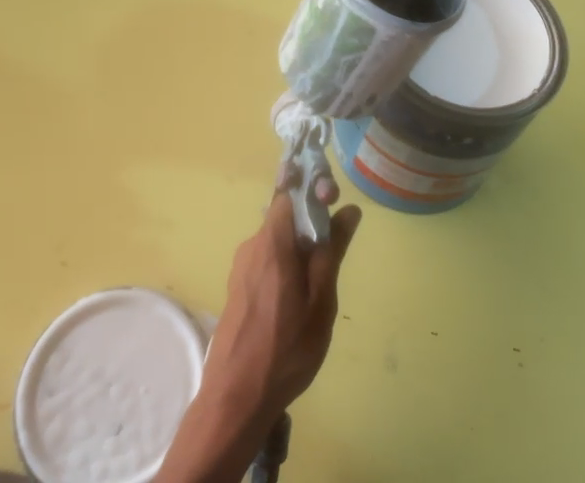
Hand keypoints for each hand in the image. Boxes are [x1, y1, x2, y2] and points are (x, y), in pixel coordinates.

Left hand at [201, 191, 360, 421]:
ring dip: (301, 249)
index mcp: (272, 243)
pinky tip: (299, 299)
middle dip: (313, 223)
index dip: (312, 188)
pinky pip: (268, 262)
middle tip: (336, 250)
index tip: (334, 199)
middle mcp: (252, 247)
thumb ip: (332, 251)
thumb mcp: (322, 299)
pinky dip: (288, 267)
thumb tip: (347, 209)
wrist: (236, 397)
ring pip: (277, 242)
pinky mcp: (238, 289)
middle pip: (284, 216)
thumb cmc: (287, 347)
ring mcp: (241, 269)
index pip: (289, 192)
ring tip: (322, 284)